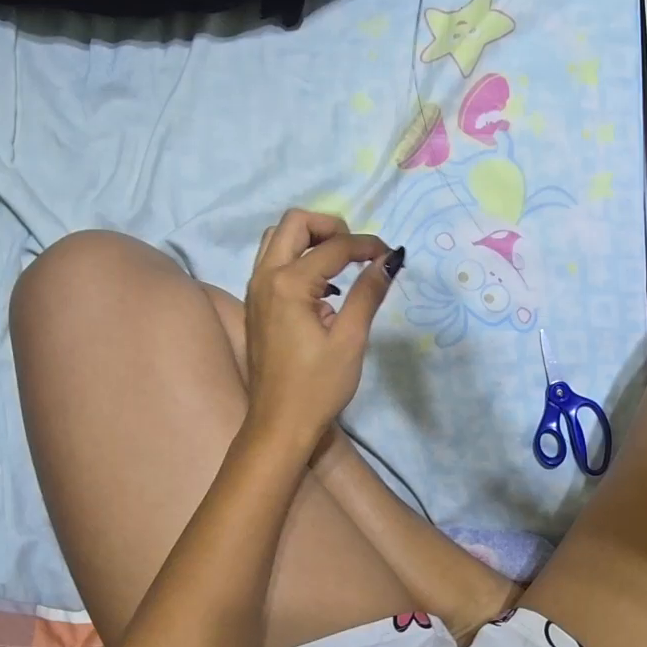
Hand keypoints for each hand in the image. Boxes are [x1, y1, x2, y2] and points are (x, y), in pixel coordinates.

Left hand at [242, 210, 397, 446]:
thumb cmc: (317, 386)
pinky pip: (273, 261)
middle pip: (295, 223)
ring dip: (310, 240)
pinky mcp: (256, 304)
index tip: (391, 256)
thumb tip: (389, 259)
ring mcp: (255, 290)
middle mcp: (265, 277)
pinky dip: (298, 259)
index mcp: (289, 284)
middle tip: (358, 252)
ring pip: (278, 238)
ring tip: (341, 264)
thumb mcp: (350, 339)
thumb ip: (368, 293)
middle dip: (331, 227)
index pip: (334, 246)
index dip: (367, 246)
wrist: (279, 423)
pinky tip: (324, 288)